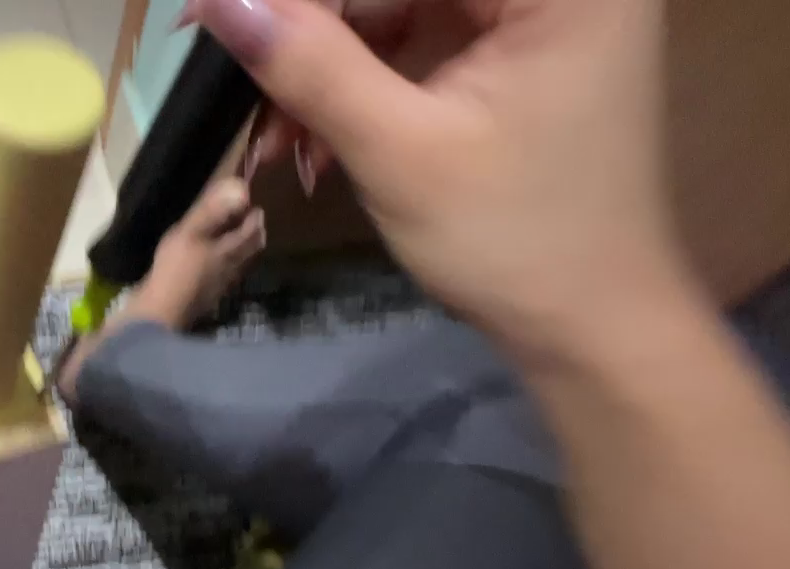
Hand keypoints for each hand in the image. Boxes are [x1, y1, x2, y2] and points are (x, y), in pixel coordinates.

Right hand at [190, 0, 695, 354]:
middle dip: (309, 35)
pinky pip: (408, 47)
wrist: (578, 315)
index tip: (211, 16)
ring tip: (276, 145)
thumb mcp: (398, 152)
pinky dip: (354, 92)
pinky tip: (315, 142)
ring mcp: (526, 11)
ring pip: (392, 9)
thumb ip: (313, 68)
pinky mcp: (503, 51)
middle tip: (243, 100)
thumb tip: (222, 1)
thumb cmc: (506, 238)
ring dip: (322, 73)